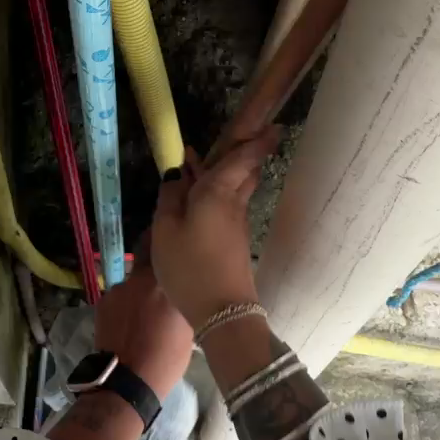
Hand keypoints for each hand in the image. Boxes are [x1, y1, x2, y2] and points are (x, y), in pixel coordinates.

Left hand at [92, 259, 191, 399]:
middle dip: (153, 260)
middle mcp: (140, 278)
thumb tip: (185, 291)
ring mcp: (118, 288)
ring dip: (139, 289)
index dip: (169, 245)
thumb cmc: (166, 360)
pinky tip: (128, 323)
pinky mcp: (102, 301)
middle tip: (161, 274)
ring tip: (143, 311)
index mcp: (165, 282)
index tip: (175, 246)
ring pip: (132, 280)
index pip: (166, 247)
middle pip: (146, 256)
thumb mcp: (188, 328)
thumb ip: (183, 300)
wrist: (126, 382)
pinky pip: (118, 296)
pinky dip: (124, 304)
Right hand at [149, 127, 282, 329]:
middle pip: (244, 171)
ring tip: (196, 167)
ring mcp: (236, 223)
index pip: (243, 158)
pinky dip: (216, 193)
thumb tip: (176, 173)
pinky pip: (227, 205)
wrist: (223, 313)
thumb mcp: (165, 231)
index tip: (274, 126)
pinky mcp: (234, 240)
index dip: (259, 141)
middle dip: (241, 154)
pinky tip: (195, 200)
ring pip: (235, 188)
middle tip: (235, 139)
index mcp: (217, 192)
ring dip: (224, 173)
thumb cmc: (190, 267)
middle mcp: (233, 202)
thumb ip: (169, 198)